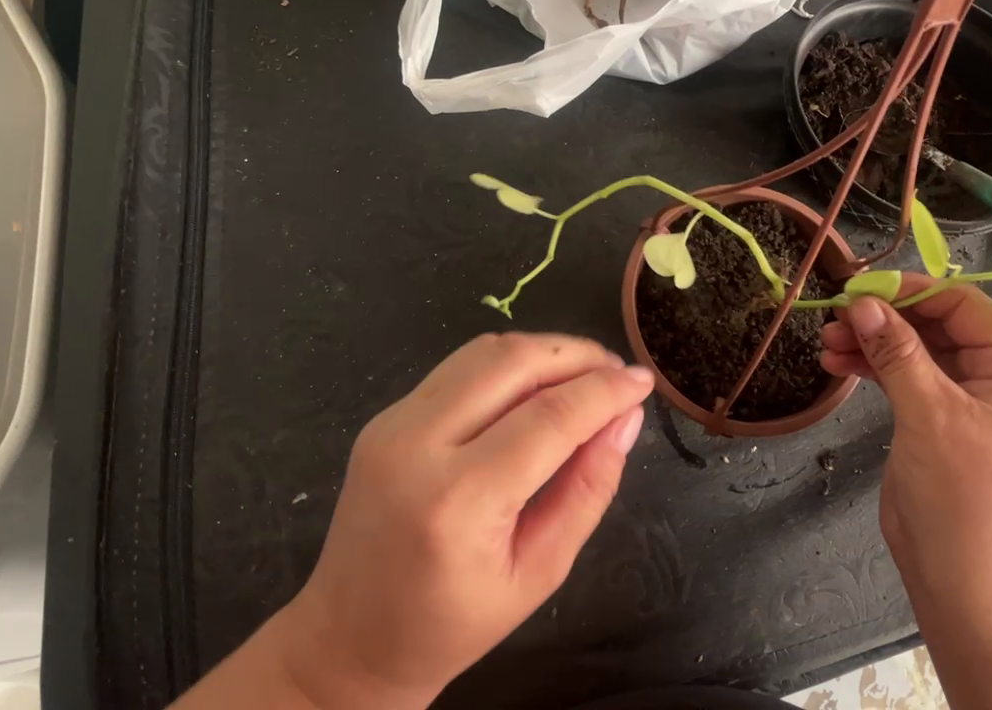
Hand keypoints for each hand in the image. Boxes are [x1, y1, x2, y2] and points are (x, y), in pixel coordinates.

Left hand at [279, 332, 653, 708]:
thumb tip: (625, 419)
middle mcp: (418, 445)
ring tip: (585, 374)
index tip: (643, 383)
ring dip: (544, 351)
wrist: (347, 639)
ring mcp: (393, 424)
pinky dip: (509, 365)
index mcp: (458, 500)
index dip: (605, 391)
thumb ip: (588, 489)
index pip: (549, 418)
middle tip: (617, 372)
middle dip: (577, 355)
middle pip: (512, 362)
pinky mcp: (386, 417)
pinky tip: (536, 388)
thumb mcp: (540, 572)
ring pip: (483, 351)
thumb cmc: (452, 624)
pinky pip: (459, 368)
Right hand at [822, 274, 991, 613]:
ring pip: (914, 349)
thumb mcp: (928, 415)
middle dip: (885, 318)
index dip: (913, 292)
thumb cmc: (959, 495)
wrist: (958, 576)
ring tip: (826, 342)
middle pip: (936, 324)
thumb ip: (896, 353)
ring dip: (871, 342)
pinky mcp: (937, 417)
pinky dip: (872, 366)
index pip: (964, 305)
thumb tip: (862, 303)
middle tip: (835, 315)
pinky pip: (904, 375)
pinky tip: (836, 363)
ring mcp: (965, 397)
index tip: (861, 290)